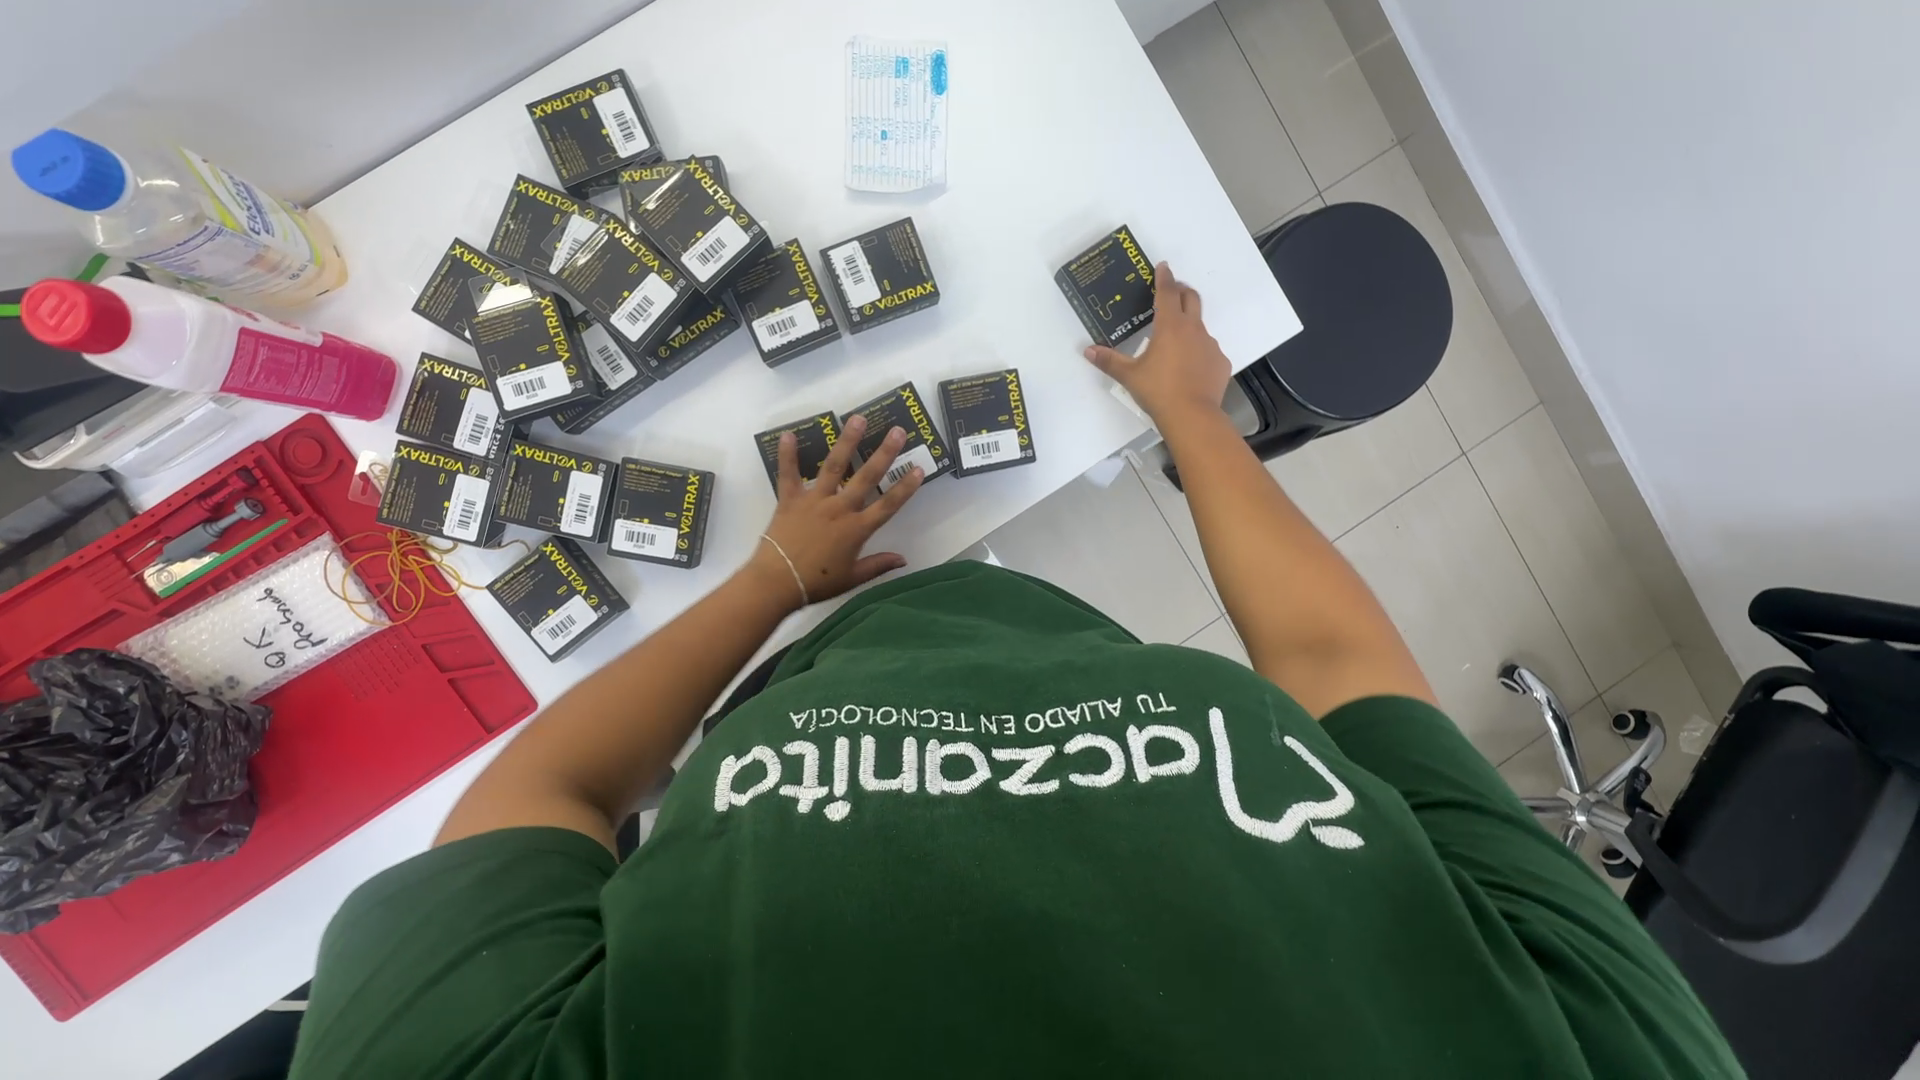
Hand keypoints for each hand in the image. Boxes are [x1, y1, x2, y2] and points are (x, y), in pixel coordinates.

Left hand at [743, 413, 925, 610]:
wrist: (778, 582)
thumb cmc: (817, 583)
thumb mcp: (852, 578)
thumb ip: (878, 565)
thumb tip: (903, 559)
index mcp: (856, 529)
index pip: (888, 505)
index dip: (905, 487)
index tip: (919, 468)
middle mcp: (839, 509)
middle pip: (867, 477)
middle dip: (884, 453)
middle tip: (897, 431)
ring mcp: (814, 501)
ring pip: (834, 466)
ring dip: (847, 441)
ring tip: (858, 419)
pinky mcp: (790, 500)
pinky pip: (788, 474)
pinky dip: (787, 455)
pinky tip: (788, 434)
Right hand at [1083, 262, 1230, 429]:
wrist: (1192, 416)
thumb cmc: (1158, 391)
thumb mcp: (1129, 376)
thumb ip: (1109, 361)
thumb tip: (1088, 350)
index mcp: (1170, 326)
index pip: (1167, 292)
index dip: (1164, 278)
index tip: (1163, 267)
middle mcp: (1193, 329)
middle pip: (1191, 299)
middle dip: (1182, 291)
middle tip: (1173, 291)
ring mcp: (1210, 345)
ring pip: (1200, 327)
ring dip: (1190, 326)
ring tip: (1177, 341)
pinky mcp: (1220, 363)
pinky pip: (1209, 351)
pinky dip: (1199, 352)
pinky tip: (1190, 368)